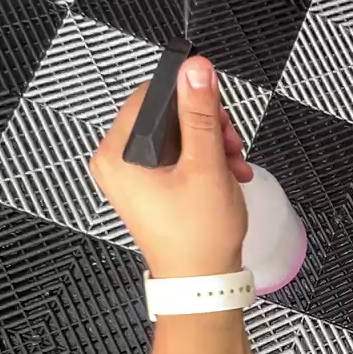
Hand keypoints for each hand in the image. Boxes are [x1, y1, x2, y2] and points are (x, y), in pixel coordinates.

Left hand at [91, 55, 254, 278]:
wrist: (203, 283)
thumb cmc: (198, 239)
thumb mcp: (206, 167)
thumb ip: (201, 114)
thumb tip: (195, 70)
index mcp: (118, 156)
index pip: (148, 97)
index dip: (187, 96)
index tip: (215, 106)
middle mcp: (119, 165)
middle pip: (165, 117)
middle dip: (206, 125)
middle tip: (229, 141)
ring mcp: (135, 179)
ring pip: (177, 137)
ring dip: (212, 144)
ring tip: (233, 164)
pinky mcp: (152, 190)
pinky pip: (178, 159)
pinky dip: (206, 162)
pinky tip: (228, 173)